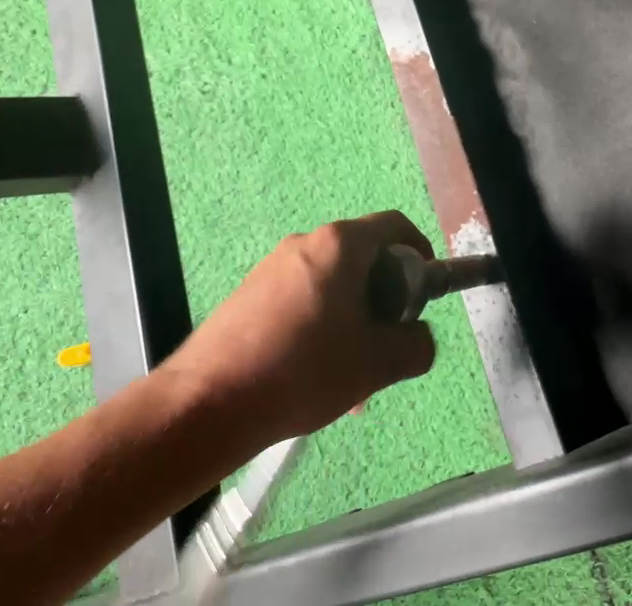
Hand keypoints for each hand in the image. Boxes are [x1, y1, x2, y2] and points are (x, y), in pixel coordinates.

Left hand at [161, 211, 438, 449]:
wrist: (207, 404)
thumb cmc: (304, 370)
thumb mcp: (380, 363)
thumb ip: (418, 344)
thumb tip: (417, 338)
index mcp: (339, 245)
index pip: (396, 226)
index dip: (421, 254)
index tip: (424, 294)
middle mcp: (305, 244)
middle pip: (364, 259)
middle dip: (385, 301)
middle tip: (388, 346)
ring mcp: (271, 268)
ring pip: (333, 286)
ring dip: (354, 322)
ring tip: (351, 378)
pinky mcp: (248, 296)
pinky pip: (303, 301)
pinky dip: (322, 328)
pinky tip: (314, 378)